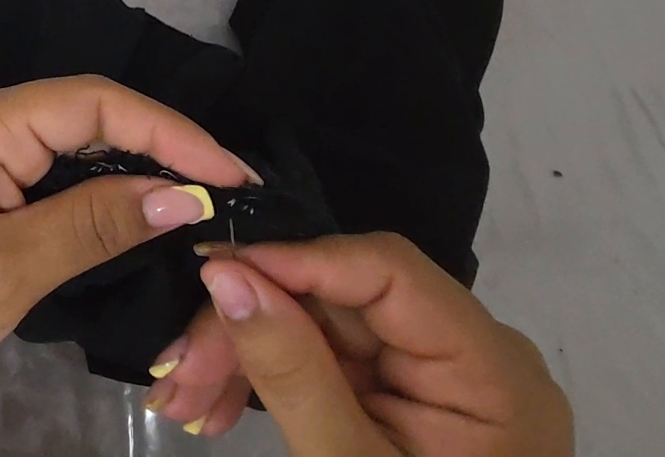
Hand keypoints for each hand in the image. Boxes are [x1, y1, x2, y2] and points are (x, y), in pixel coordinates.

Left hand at [0, 74, 260, 376]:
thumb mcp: (10, 267)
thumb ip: (95, 223)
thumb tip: (182, 195)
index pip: (93, 101)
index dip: (169, 130)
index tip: (233, 175)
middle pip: (80, 111)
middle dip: (154, 143)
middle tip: (223, 192)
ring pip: (62, 136)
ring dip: (123, 162)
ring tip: (188, 199)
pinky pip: (38, 160)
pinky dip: (85, 181)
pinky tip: (121, 206)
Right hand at [182, 232, 572, 455]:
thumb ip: (291, 370)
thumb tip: (223, 274)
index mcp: (487, 370)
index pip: (385, 269)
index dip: (294, 259)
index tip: (211, 275)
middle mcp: (461, 349)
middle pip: (330, 296)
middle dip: (245, 324)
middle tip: (176, 367)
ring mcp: (421, 366)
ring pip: (305, 319)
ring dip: (236, 353)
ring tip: (179, 398)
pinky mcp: (387, 383)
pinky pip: (309, 351)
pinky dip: (258, 374)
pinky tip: (212, 405)